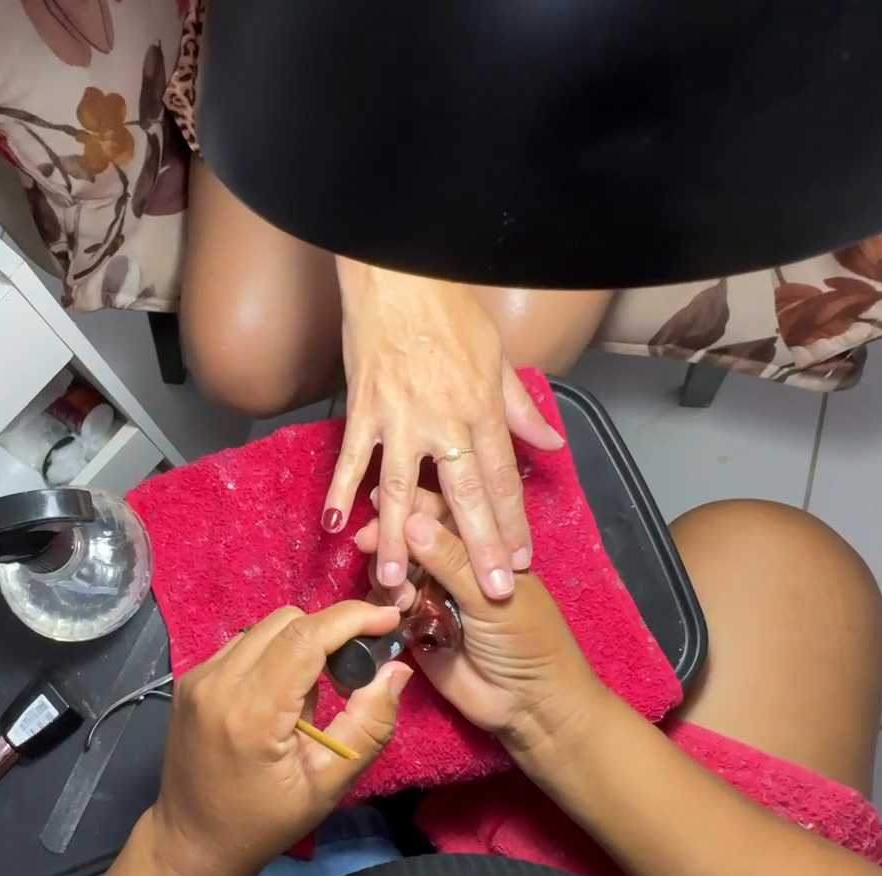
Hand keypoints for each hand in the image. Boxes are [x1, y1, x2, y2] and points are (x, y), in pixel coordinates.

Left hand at [148, 601, 411, 875]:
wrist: (191, 842)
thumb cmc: (263, 823)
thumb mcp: (327, 785)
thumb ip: (367, 726)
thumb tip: (396, 670)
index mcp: (251, 712)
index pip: (305, 637)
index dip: (351, 619)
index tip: (388, 619)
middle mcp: (217, 682)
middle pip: (286, 621)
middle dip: (329, 634)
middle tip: (352, 673)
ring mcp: (198, 676)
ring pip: (264, 628)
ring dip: (300, 644)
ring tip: (310, 697)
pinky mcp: (191, 678)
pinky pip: (243, 644)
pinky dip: (273, 655)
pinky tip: (279, 696)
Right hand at [326, 260, 563, 602]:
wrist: (400, 275)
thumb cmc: (451, 311)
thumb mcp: (498, 356)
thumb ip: (520, 408)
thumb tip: (550, 446)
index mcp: (482, 408)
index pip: (502, 478)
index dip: (512, 523)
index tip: (518, 562)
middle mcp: (445, 421)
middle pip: (464, 494)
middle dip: (478, 546)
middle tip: (487, 593)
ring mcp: (399, 418)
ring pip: (400, 488)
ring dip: (397, 537)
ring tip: (394, 579)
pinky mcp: (362, 409)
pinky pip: (350, 457)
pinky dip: (339, 489)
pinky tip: (332, 521)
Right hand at [355, 489, 606, 754]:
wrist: (528, 706)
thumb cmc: (528, 642)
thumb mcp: (493, 596)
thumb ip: (452, 560)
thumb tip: (410, 520)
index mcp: (481, 547)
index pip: (441, 514)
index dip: (411, 507)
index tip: (380, 504)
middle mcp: (452, 566)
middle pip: (408, 540)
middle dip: (387, 540)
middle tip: (368, 544)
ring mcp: (430, 595)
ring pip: (394, 571)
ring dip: (387, 574)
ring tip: (396, 592)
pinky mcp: (412, 626)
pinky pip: (387, 606)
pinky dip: (381, 603)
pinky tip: (389, 610)